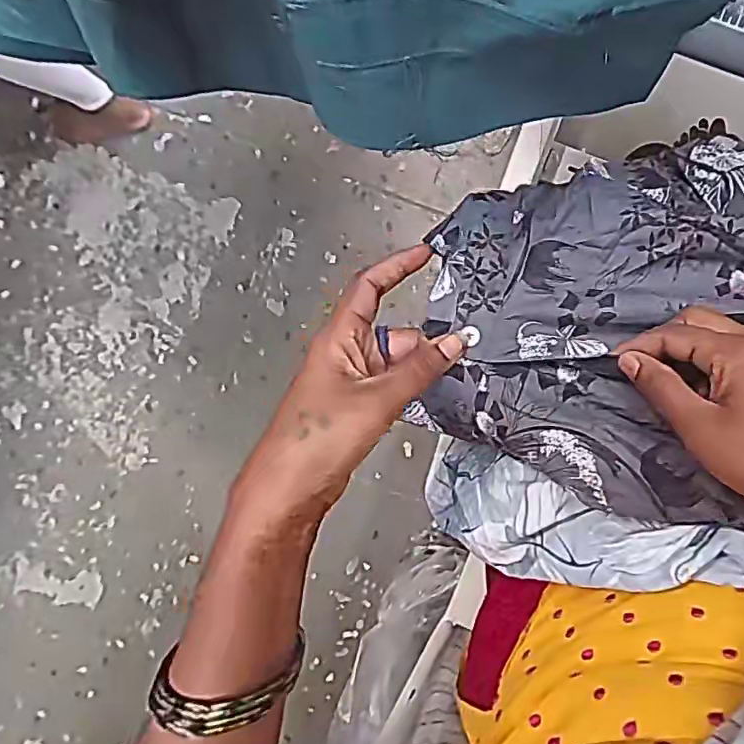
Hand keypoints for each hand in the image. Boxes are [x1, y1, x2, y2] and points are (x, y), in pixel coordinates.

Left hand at [229, 245, 464, 534]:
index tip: (423, 255)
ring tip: (423, 392)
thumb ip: (421, 368)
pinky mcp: (356, 406)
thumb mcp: (378, 398)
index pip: (369, 287)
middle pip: (393, 332)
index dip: (397, 267)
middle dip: (421, 344)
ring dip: (416, 371)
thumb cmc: (312, 441)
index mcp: (337, 339)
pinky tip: (411, 405)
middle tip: (447, 357)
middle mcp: (342, 355)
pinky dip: (407, 389)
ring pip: (395, 362)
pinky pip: (391, 385)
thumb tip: (453, 342)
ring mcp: (350, 382)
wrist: (290, 488)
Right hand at [614, 307, 743, 574]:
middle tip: (638, 368)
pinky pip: (732, 354)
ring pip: (715, 336)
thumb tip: (631, 360)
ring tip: (662, 383)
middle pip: (698, 323)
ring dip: (685, 352)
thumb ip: (660, 386)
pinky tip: (694, 392)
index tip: (614, 361)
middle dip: (663, 341)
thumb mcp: (697, 425)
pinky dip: (706, 364)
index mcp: (740, 350)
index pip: (678, 333)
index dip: (642, 346)